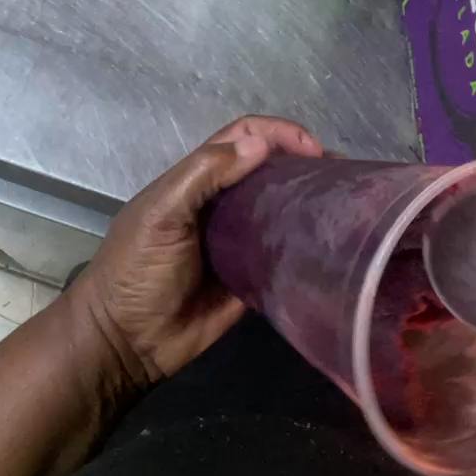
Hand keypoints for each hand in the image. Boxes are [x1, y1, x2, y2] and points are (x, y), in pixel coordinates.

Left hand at [63, 116, 321, 389]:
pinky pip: (285, 254)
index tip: (311, 150)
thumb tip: (260, 145)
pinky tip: (334, 243)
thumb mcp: (161, 213)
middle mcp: (223, 203)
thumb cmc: (135, 269)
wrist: (127, 341)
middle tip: (342, 176)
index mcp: (197, 180)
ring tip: (349, 204)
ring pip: (282, 209)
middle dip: (304, 164)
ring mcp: (240, 241)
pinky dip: (307, 244)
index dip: (277, 134)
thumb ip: (204, 175)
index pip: (242, 137)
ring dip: (311, 200)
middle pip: (269, 170)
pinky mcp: (254, 277)